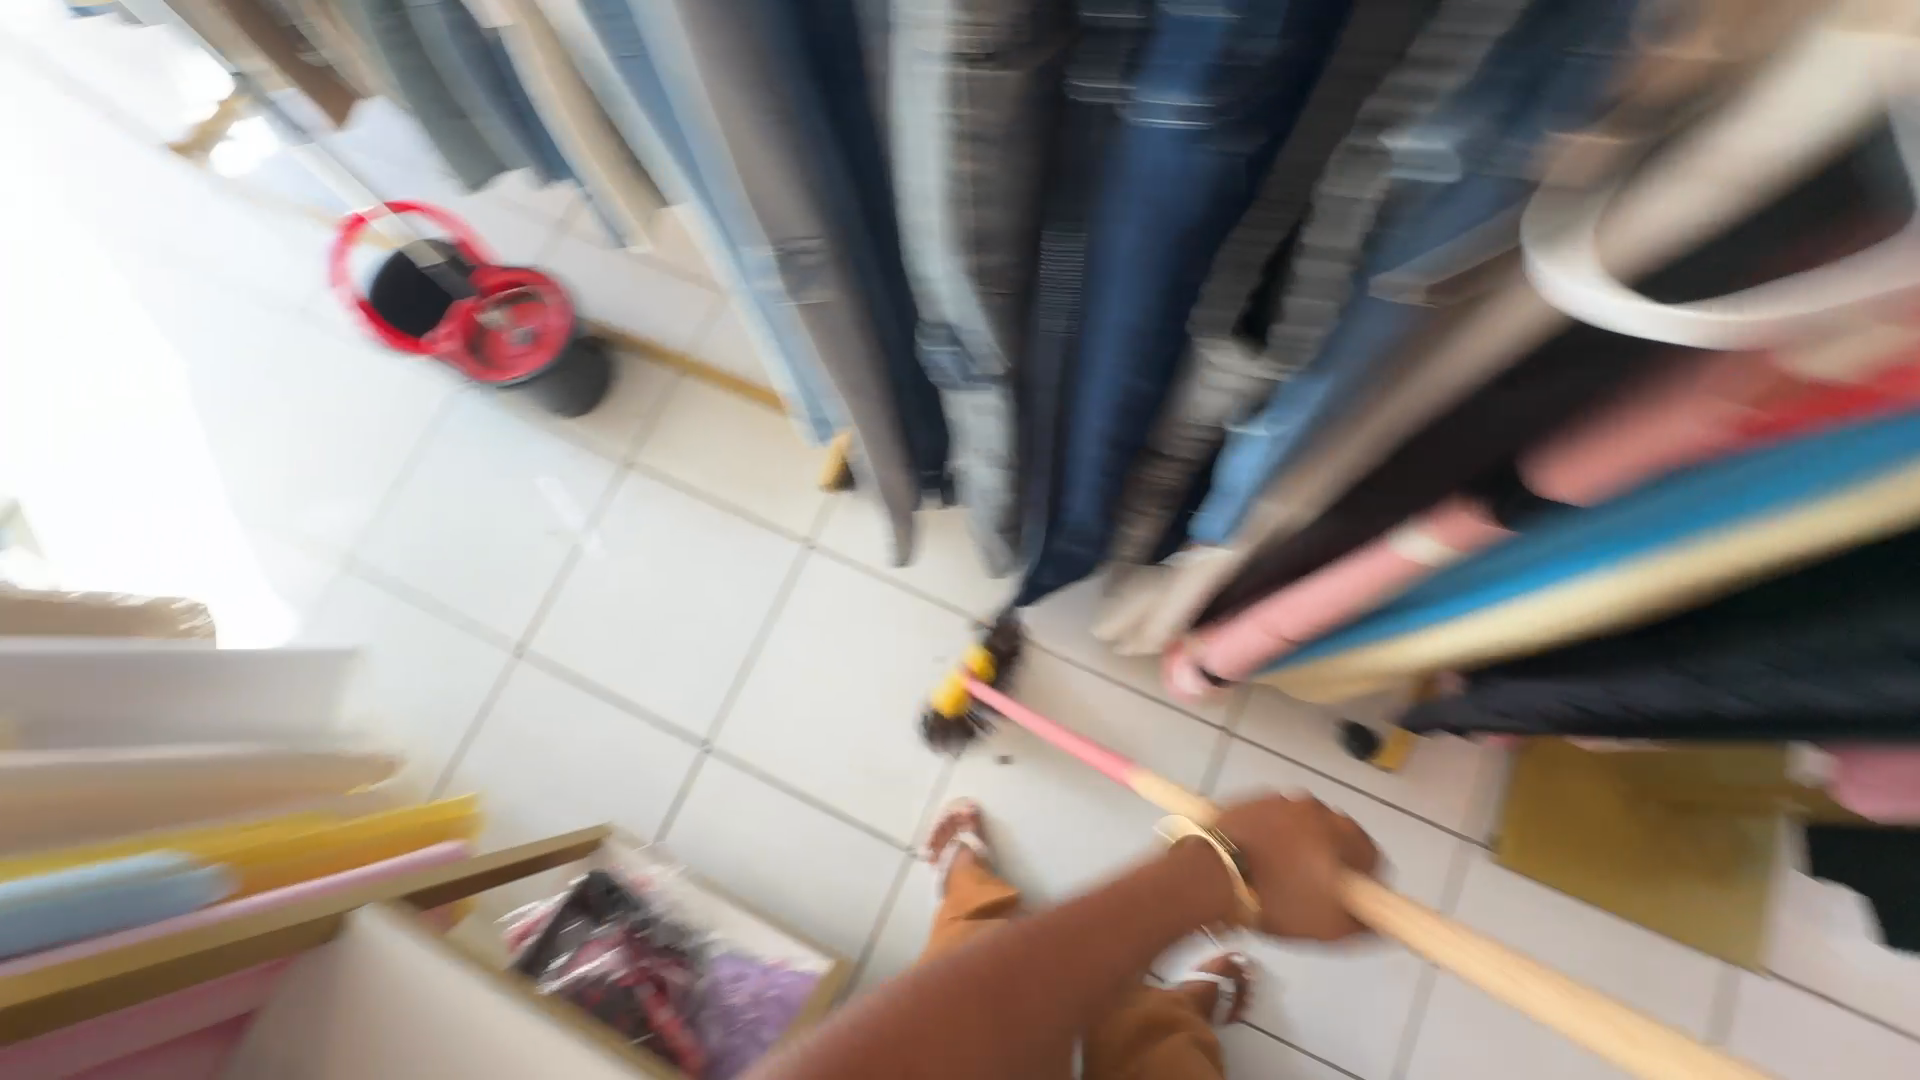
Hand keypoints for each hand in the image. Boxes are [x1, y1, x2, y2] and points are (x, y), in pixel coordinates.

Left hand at [1212, 794, 1380, 940]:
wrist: (1213, 873)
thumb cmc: (1277, 901)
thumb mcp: (1331, 928)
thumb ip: (1367, 922)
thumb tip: (1378, 918)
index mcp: (1341, 831)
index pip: (1369, 854)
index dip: (1364, 881)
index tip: (1349, 899)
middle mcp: (1314, 806)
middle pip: (1335, 836)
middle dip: (1332, 860)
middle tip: (1314, 889)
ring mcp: (1279, 798)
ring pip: (1303, 826)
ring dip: (1301, 845)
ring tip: (1282, 875)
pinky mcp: (1250, 798)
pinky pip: (1273, 819)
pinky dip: (1274, 834)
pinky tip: (1260, 858)